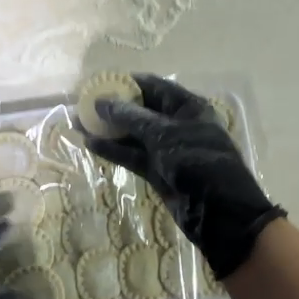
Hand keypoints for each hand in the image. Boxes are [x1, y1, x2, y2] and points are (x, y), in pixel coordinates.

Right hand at [84, 74, 285, 278]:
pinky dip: (114, 151)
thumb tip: (100, 102)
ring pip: (133, 135)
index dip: (126, 84)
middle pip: (140, 110)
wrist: (219, 213)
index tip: (99, 84)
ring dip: (109, 130)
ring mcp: (168, 150)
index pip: (153, 87)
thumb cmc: (198, 162)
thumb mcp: (164, 135)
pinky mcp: (159, 171)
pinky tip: (91, 145)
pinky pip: (133, 156)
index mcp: (188, 107)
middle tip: (83, 106)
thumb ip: (131, 117)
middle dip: (112, 108)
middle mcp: (178, 125)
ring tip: (79, 125)